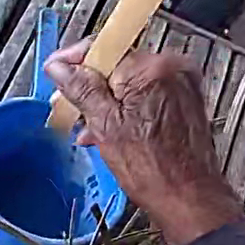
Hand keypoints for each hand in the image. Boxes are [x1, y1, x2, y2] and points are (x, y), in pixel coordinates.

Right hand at [46, 37, 243, 244]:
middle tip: (68, 106)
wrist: (187, 197)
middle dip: (90, 86)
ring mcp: (181, 84)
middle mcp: (171, 68)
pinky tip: (110, 131)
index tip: (56, 70)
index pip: (103, 47)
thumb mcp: (104, 126)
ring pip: (130, 82)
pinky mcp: (184, 100)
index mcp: (150, 69)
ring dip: (106, 101)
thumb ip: (82, 89)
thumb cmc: (153, 168)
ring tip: (88, 127)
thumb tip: (60, 67)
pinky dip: (126, 108)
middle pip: (117, 64)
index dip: (74, 59)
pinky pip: (146, 94)